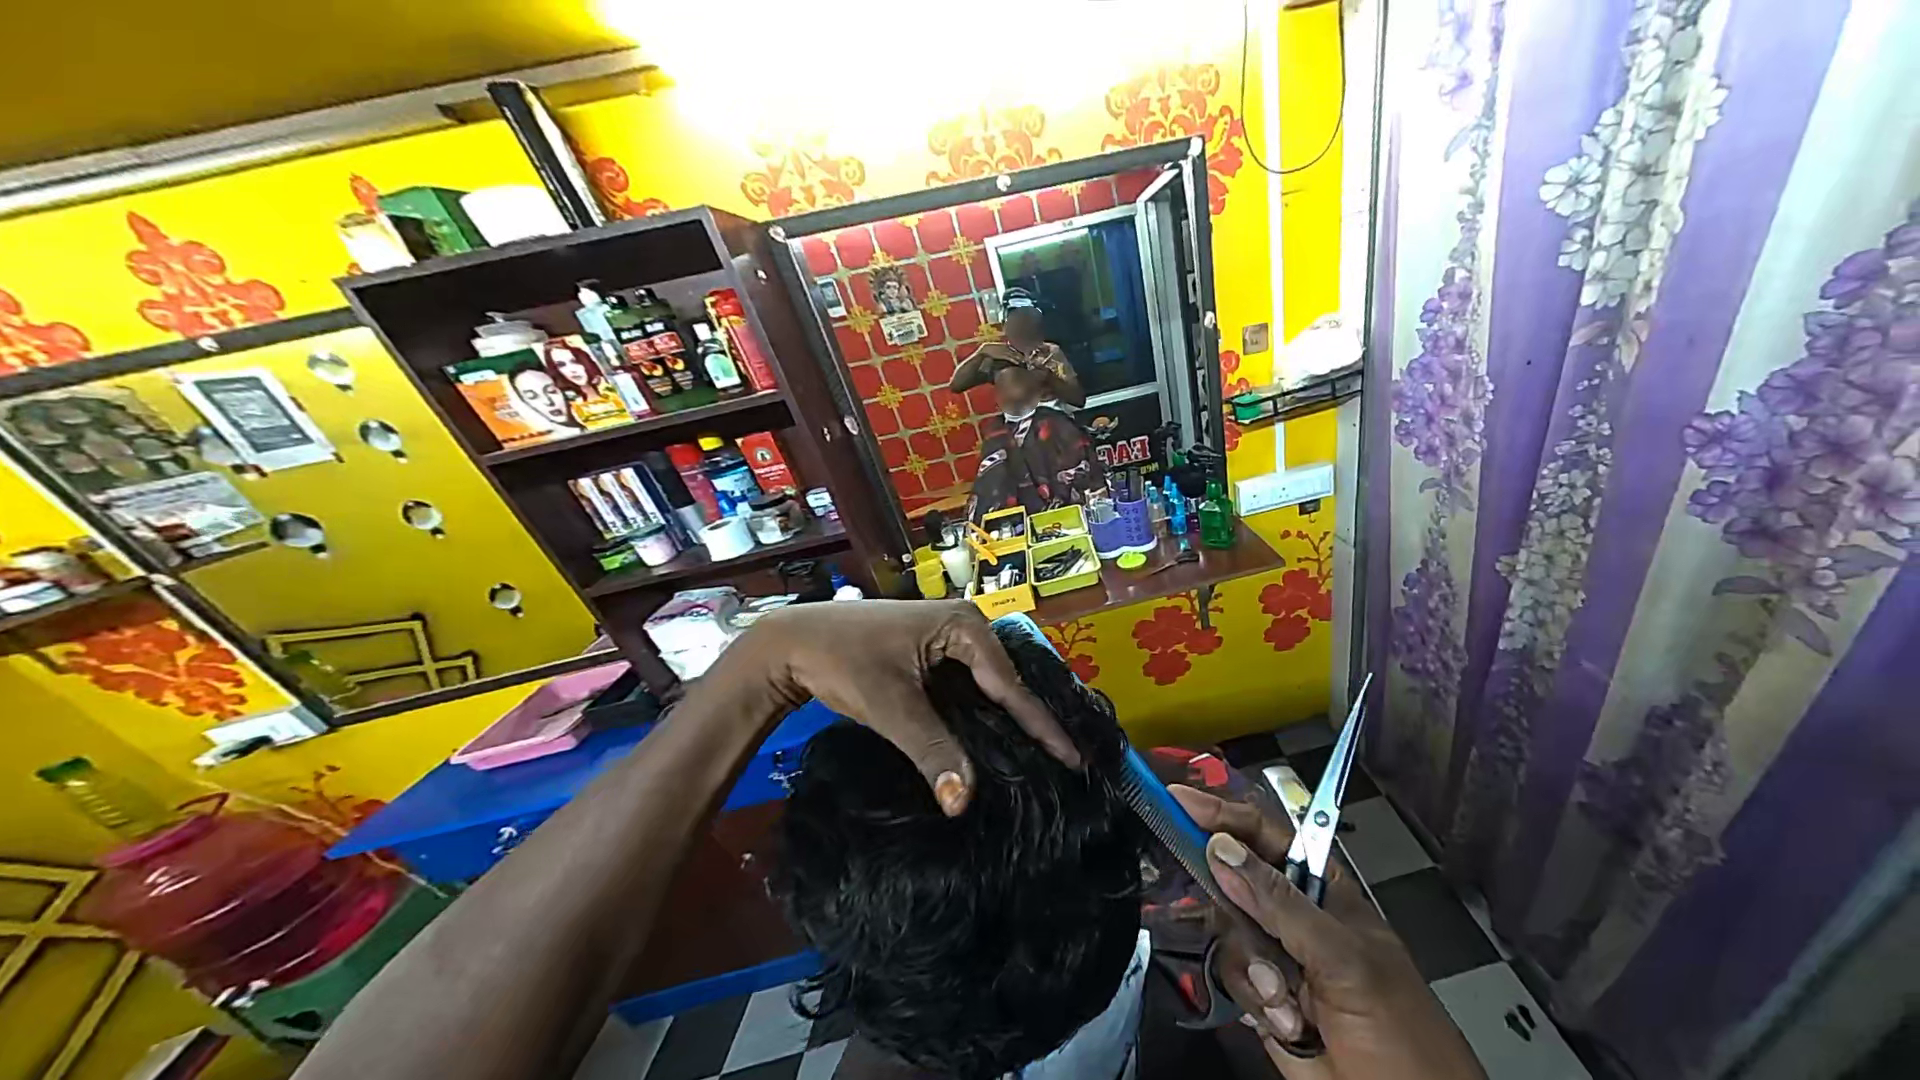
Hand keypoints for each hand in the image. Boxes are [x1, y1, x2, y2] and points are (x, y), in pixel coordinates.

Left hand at [734, 601, 1079, 814]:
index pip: (1010, 684)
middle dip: (1030, 721)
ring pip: (986, 686)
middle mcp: (964, 625)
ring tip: (1038, 759)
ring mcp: (947, 638)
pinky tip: (991, 742)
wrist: (793, 641)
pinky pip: (966, 686)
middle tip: (1064, 765)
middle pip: (1006, 681)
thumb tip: (964, 802)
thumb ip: (931, 749)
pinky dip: (977, 715)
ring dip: (1004, 721)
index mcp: (964, 625)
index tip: (1074, 760)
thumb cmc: (843, 660)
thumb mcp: (890, 706)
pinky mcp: (932, 653)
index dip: (1041, 726)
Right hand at [1170, 785, 1486, 1079]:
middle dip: (1233, 909)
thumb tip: (1220, 847)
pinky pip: (1227, 971)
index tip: (1178, 801)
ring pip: (1224, 927)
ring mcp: (1273, 952)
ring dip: (1251, 967)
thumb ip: (1279, 901)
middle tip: (1247, 932)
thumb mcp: (1343, 959)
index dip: (1222, 814)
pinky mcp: (1258, 991)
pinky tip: (1287, 1024)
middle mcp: (1291, 911)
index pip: (1264, 832)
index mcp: (1321, 887)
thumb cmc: (1398, 1031)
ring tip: (1287, 1003)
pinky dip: (1252, 998)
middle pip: (1231, 878)